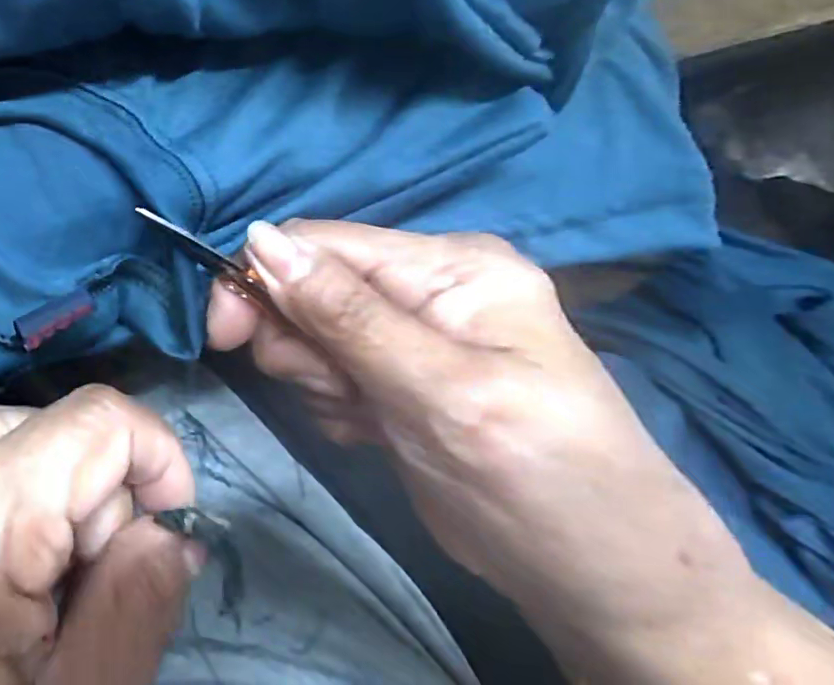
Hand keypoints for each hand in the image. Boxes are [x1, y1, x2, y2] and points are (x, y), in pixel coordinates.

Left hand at [0, 386, 203, 684]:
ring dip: (69, 507)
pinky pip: (17, 445)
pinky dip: (34, 497)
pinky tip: (3, 566)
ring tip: (32, 593)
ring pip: (55, 436)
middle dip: (104, 508)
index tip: (159, 542)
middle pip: (81, 431)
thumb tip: (176, 528)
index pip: (105, 418)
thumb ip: (137, 604)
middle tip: (72, 598)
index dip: (159, 466)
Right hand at [208, 221, 833, 683]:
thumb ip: (349, 317)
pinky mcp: (394, 376)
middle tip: (335, 396)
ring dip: (315, 377)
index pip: (324, 244)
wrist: (608, 594)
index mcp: (451, 266)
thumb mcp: (447, 398)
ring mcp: (410, 333)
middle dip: (297, 340)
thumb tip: (258, 239)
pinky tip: (374, 434)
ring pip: (308, 329)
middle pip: (308, 284)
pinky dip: (331, 403)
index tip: (225, 335)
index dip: (263, 278)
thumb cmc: (550, 486)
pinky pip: (325, 370)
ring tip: (367, 421)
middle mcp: (426, 285)